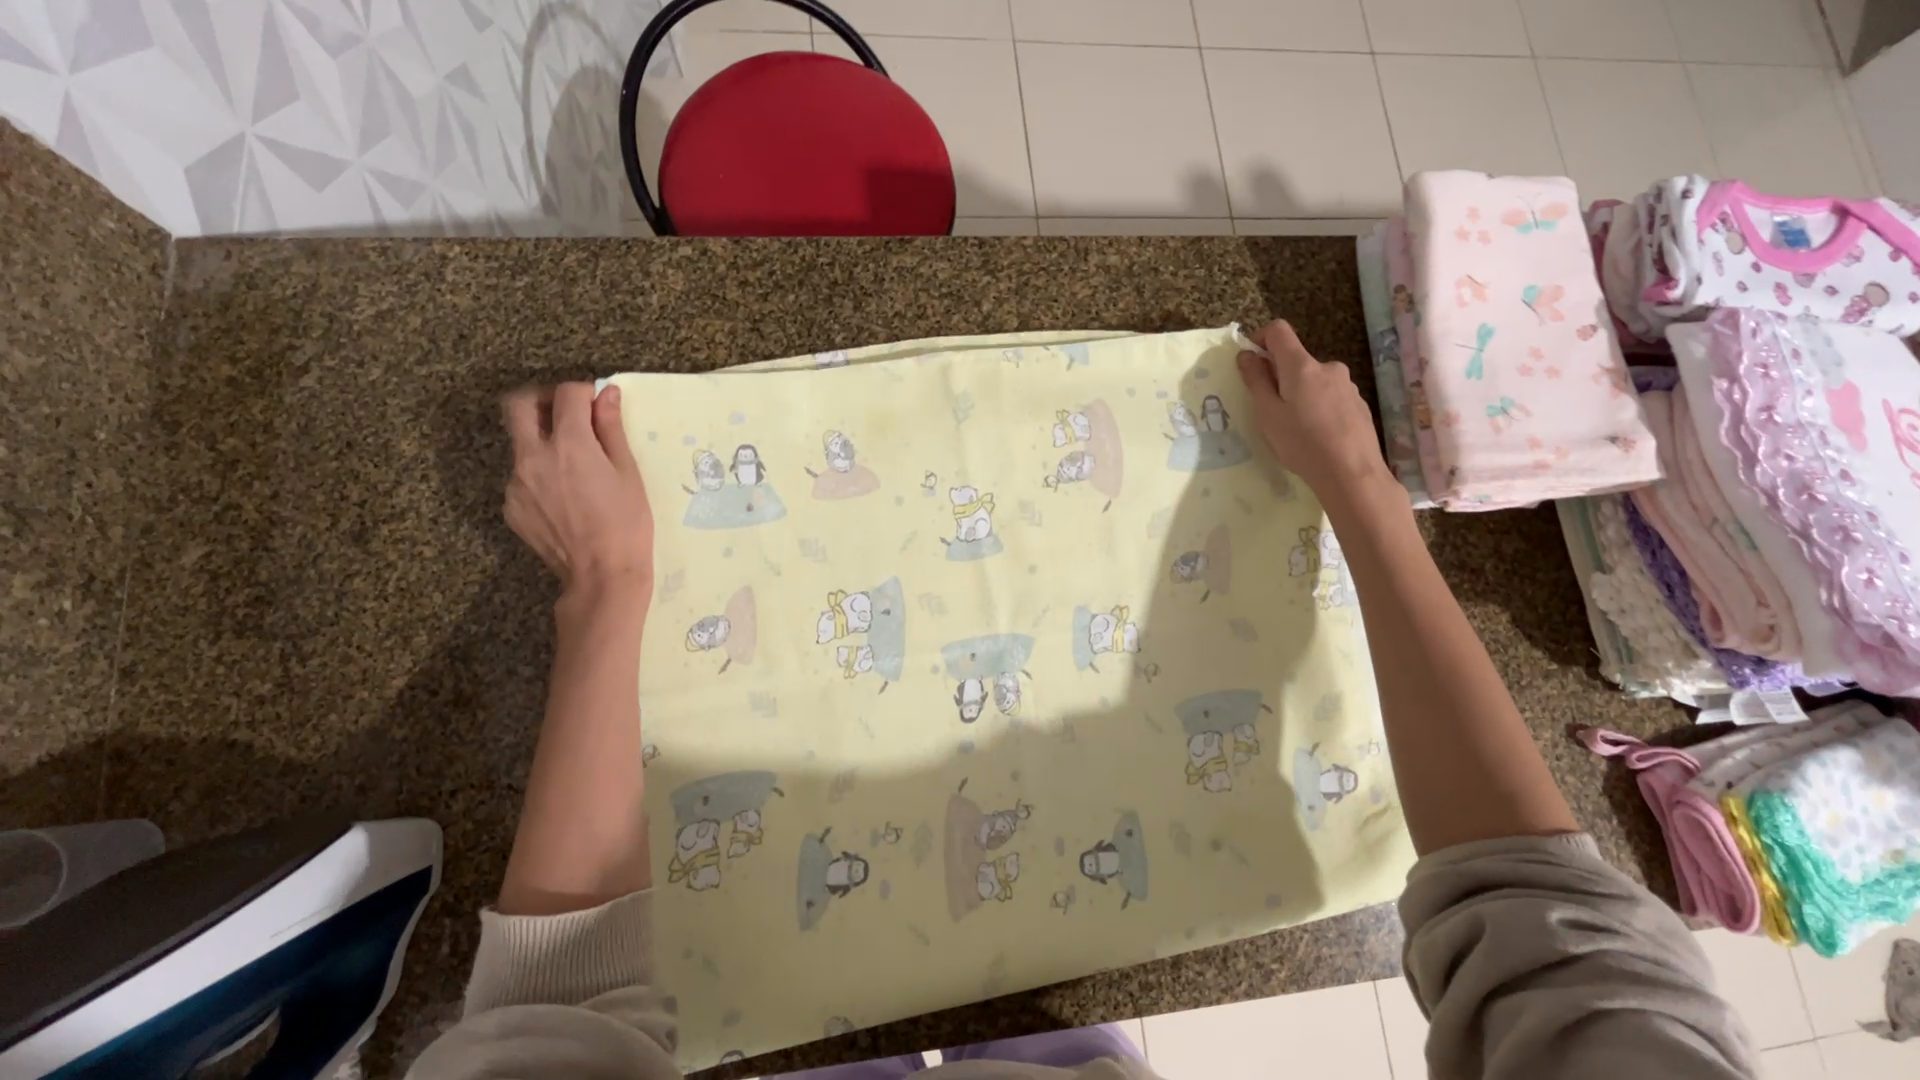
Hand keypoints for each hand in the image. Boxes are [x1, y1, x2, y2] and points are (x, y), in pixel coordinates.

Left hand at [502, 382, 653, 605]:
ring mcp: (515, 483)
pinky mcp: (511, 507)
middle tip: (567, 414)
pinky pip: (521, 478)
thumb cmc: (627, 523)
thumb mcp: (628, 473)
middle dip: (543, 400)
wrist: (601, 575)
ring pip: (520, 444)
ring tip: (572, 467)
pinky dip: (540, 475)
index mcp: (568, 444)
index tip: (597, 405)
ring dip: (542, 442)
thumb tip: (607, 394)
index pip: (566, 394)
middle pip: (519, 405)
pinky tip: (565, 498)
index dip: (584, 392)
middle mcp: (533, 456)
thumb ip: (612, 429)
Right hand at [1237, 320, 1395, 510]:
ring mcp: (1347, 385)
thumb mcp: (1268, 415)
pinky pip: (1330, 397)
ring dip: (1301, 394)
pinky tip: (1318, 435)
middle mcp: (1328, 367)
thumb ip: (1256, 381)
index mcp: (1301, 366)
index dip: (1260, 339)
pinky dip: (1319, 407)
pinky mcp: (1359, 403)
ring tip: (1296, 428)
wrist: (1352, 473)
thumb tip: (1247, 355)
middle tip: (1270, 411)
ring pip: (1314, 380)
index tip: (1251, 363)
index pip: (1279, 331)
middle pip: (1296, 360)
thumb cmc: (1301, 444)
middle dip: (1280, 377)